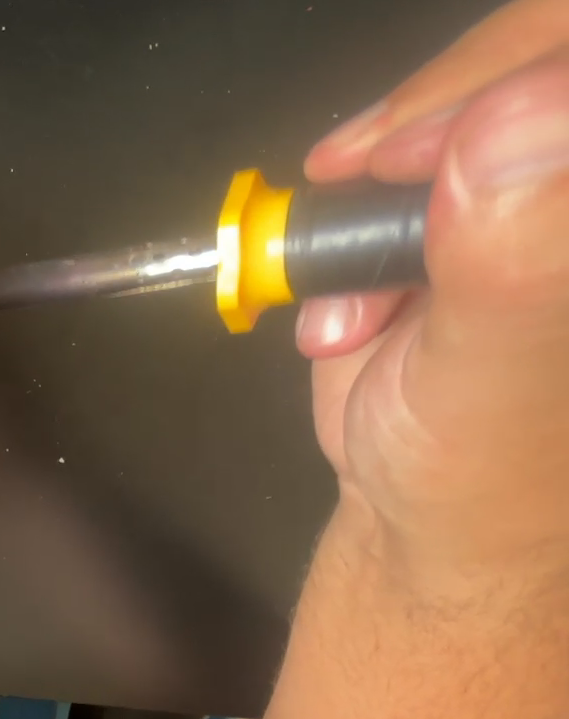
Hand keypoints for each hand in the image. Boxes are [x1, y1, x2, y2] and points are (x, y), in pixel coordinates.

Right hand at [296, 0, 568, 587]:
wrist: (425, 502)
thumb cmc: (484, 464)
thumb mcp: (501, 376)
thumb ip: (518, 262)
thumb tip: (511, 120)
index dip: (521, 73)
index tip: (408, 153)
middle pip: (537, 58)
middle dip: (434, 117)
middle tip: (354, 177)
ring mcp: (537, 196)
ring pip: (462, 107)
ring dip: (368, 195)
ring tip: (343, 286)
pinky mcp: (465, 219)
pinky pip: (398, 171)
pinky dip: (338, 231)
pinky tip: (339, 299)